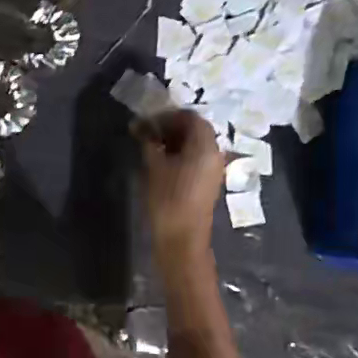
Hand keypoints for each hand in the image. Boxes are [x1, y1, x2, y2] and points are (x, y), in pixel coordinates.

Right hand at [135, 110, 224, 267]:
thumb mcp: (154, 166)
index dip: (167, 116)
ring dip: (175, 140)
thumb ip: (149, 141)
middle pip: (195, 129)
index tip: (147, 122)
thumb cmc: (167, 200)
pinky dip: (181, 153)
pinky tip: (161, 161)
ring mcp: (214, 169)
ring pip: (196, 144)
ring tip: (151, 146)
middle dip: (171, 127)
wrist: (182, 241)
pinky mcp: (209, 182)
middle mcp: (215, 153)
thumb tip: (142, 127)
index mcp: (205, 145)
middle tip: (147, 132)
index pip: (190, 116)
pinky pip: (197, 158)